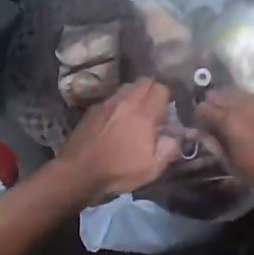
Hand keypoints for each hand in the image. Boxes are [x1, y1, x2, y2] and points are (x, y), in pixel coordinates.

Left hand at [54, 80, 177, 199]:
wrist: (77, 172)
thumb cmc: (118, 170)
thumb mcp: (152, 168)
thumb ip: (170, 148)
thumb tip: (176, 136)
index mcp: (144, 114)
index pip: (161, 88)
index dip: (167, 96)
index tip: (168, 108)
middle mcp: (126, 102)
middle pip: (144, 82)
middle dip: (152, 90)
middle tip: (154, 106)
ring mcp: (107, 104)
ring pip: (126, 88)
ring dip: (134, 94)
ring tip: (135, 110)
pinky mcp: (92, 110)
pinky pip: (111, 98)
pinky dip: (117, 104)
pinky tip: (115, 119)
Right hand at [196, 88, 253, 194]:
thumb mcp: (231, 163)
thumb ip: (212, 144)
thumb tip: (196, 133)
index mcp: (229, 119)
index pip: (203, 107)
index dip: (200, 117)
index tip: (203, 127)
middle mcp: (243, 103)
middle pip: (218, 94)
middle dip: (213, 104)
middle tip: (216, 121)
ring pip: (236, 91)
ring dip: (229, 100)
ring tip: (233, 117)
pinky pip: (252, 95)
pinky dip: (246, 101)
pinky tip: (250, 115)